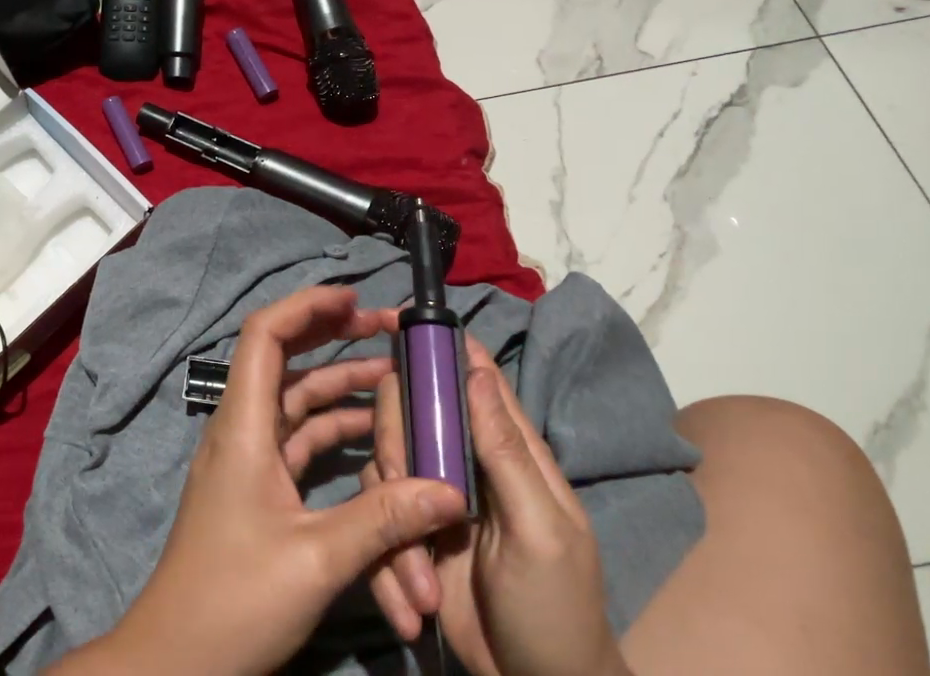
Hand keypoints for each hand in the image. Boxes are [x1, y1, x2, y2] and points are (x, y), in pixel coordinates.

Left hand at [50, 287, 471, 675]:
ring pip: (296, 406)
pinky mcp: (257, 492)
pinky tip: (375, 439)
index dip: (305, 307)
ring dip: (341, 390)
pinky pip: (299, 445)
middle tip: (388, 329)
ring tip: (396, 379)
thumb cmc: (235, 599)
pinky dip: (334, 434)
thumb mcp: (317, 559)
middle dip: (333, 339)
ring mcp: (247, 463)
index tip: (354, 298)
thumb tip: (448, 487)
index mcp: (242, 429)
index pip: (264, 337)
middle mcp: (241, 433)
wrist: (178, 657)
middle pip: (283, 363)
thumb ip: (384, 520)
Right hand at [362, 335, 628, 675]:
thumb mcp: (541, 531)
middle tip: (407, 499)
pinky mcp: (406, 537)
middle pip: (410, 418)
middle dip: (398, 455)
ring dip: (394, 532)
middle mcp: (464, 465)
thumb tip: (478, 371)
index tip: (401, 321)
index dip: (445, 348)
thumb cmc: (554, 609)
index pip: (476, 381)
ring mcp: (432, 501)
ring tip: (420, 585)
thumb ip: (507, 453)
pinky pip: (375, 523)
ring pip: (383, 471)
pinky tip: (410, 607)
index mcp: (510, 453)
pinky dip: (386, 567)